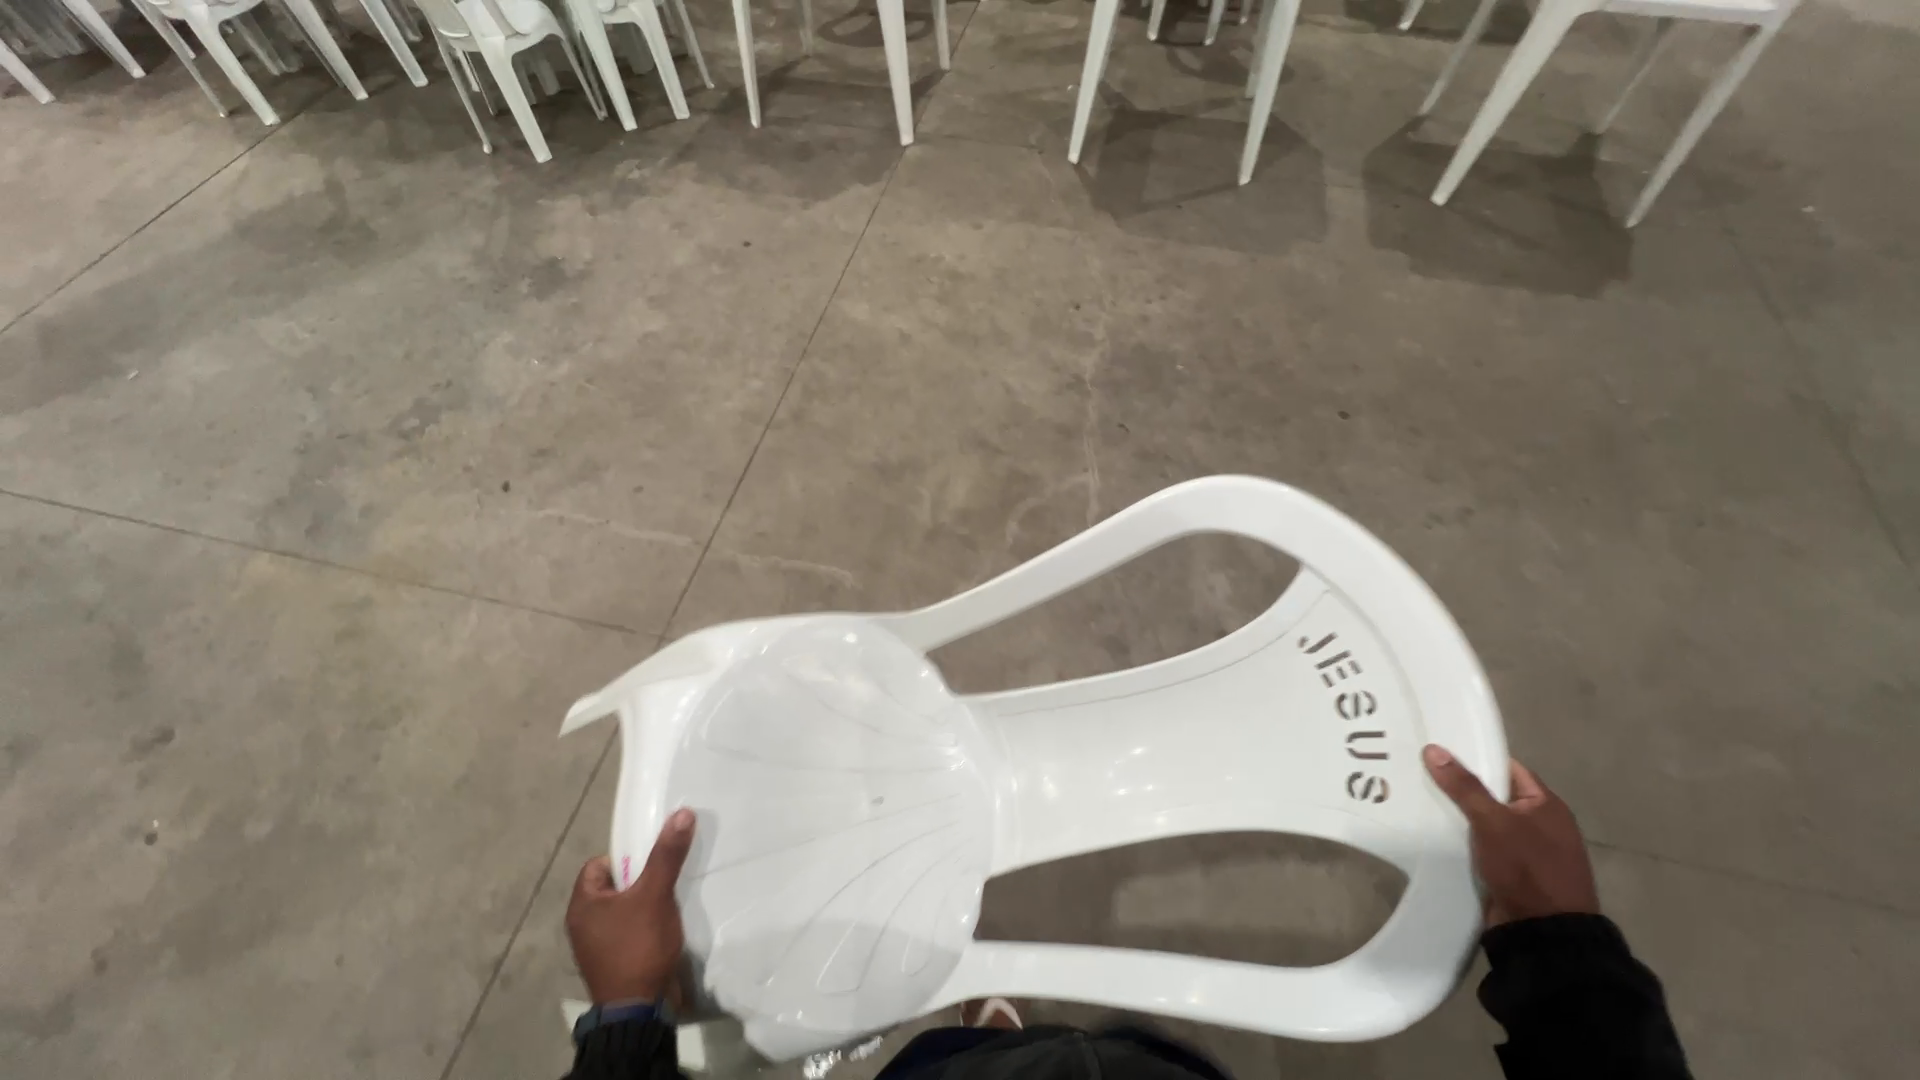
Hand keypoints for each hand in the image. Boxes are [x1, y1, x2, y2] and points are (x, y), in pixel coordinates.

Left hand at [566, 808, 695, 1003]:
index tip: (653, 859)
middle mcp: (585, 923)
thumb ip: (667, 856)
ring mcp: (601, 945)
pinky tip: (671, 921)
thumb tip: (682, 814)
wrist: (640, 1009)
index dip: (627, 856)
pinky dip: (651, 922)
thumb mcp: (654, 895)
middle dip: (643, 877)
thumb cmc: (637, 947)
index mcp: (582, 905)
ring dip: (650, 900)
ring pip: (628, 908)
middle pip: (617, 885)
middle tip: (668, 874)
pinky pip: (634, 928)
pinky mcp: (619, 959)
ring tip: (674, 895)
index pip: (600, 864)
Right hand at [1422, 745, 1598, 926]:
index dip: (1476, 756)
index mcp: (1547, 805)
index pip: (1508, 768)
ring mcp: (1524, 849)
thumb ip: (1464, 787)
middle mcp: (1539, 824)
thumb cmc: (1527, 868)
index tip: (1439, 749)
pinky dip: (1459, 837)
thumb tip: (1434, 749)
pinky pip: (1479, 844)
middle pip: (1492, 794)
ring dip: (1456, 813)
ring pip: (1482, 821)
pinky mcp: (1508, 871)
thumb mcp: (1493, 822)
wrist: (1543, 932)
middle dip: (1459, 785)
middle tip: (1418, 770)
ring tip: (1416, 796)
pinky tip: (1430, 830)